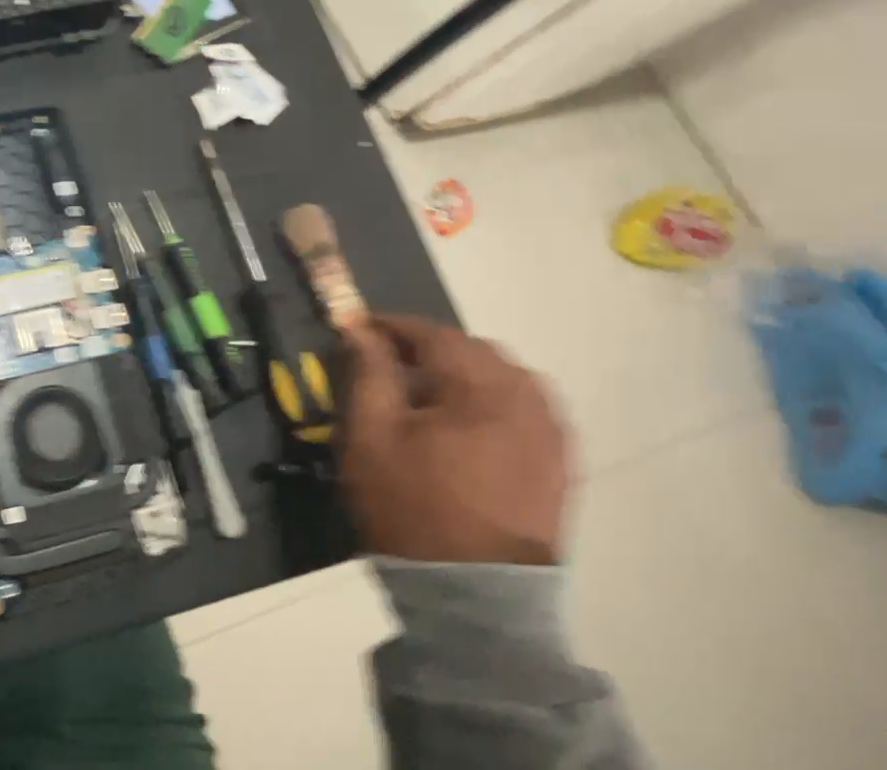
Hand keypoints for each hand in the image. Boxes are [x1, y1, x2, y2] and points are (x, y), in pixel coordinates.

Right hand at [338, 314, 571, 565]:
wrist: (474, 591)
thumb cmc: (411, 506)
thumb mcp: (370, 436)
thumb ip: (368, 374)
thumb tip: (359, 329)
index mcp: (482, 386)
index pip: (433, 334)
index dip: (390, 326)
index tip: (356, 327)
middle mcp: (530, 397)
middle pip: (473, 350)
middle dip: (427, 349)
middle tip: (386, 365)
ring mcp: (553, 430)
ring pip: (503, 377)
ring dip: (462, 374)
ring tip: (425, 396)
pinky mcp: (561, 461)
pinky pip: (524, 408)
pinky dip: (490, 402)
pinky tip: (464, 425)